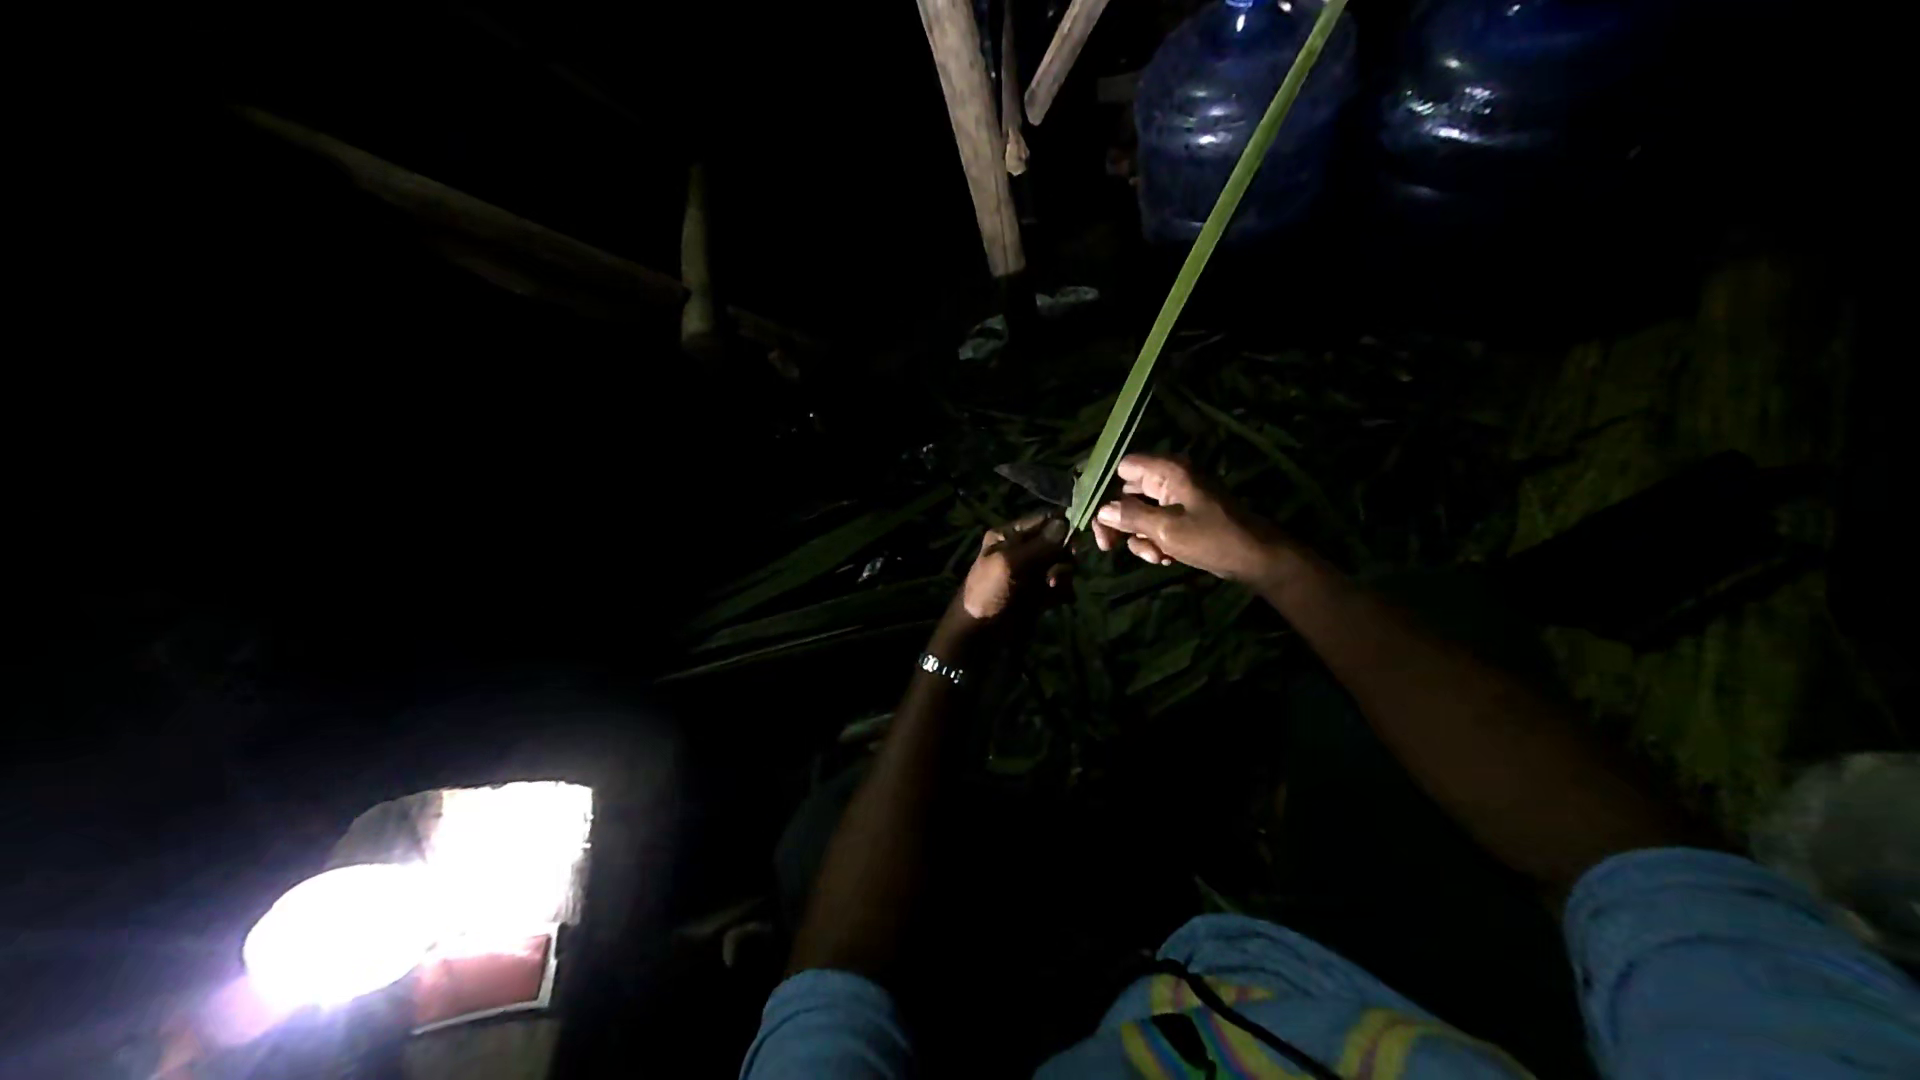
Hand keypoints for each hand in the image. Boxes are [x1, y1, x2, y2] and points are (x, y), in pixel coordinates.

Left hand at [956, 512, 1072, 625]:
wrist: (980, 633)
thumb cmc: (988, 591)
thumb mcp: (1009, 562)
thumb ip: (1039, 545)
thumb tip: (1065, 523)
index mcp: (1009, 536)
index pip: (1043, 520)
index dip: (1062, 524)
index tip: (1076, 534)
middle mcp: (1023, 551)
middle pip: (1058, 542)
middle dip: (1064, 553)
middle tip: (1060, 565)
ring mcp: (1033, 573)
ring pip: (1063, 564)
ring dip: (1064, 574)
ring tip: (1053, 586)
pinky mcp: (1041, 594)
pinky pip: (1062, 586)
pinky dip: (1064, 591)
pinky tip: (1059, 598)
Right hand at [1091, 454, 1293, 586]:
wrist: (1257, 559)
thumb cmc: (1213, 538)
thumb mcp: (1166, 530)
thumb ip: (1130, 517)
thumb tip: (1101, 510)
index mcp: (1168, 472)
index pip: (1123, 467)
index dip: (1105, 489)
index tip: (1096, 517)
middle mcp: (1171, 479)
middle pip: (1127, 493)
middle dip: (1119, 522)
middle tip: (1109, 547)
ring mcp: (1178, 498)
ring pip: (1140, 514)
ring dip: (1139, 538)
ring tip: (1154, 556)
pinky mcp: (1185, 517)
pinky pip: (1157, 525)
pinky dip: (1155, 542)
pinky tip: (1165, 558)